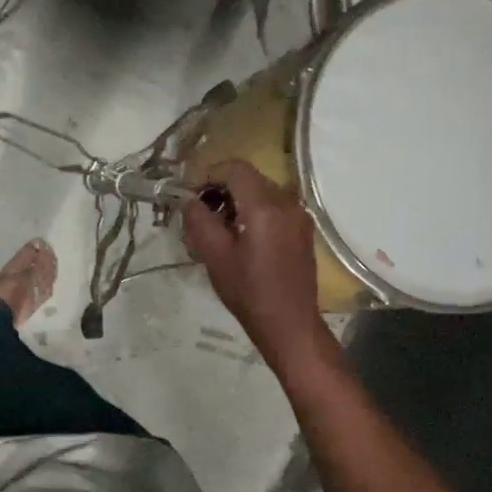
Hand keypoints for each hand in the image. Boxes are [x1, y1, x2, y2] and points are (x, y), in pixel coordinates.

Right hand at [182, 160, 338, 367]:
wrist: (289, 322)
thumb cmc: (248, 291)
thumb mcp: (214, 256)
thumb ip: (198, 220)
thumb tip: (189, 200)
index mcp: (264, 206)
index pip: (234, 168)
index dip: (208, 174)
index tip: (190, 195)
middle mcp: (287, 202)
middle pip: (249, 178)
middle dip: (221, 189)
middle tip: (199, 215)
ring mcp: (299, 215)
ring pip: (261, 192)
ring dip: (236, 202)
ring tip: (217, 230)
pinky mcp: (302, 229)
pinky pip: (274, 207)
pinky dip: (253, 212)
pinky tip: (240, 238)